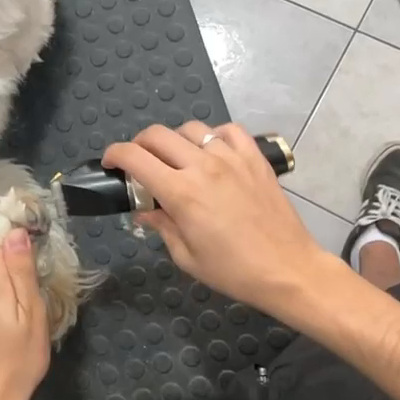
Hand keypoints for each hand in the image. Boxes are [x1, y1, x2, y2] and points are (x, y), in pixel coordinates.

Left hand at [0, 227, 49, 399]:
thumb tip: (16, 231)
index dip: (17, 226)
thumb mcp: (32, 313)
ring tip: (30, 268)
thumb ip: (22, 270)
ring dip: (5, 256)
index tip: (38, 229)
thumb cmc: (20, 357)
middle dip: (12, 240)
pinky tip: (13, 286)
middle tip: (40, 251)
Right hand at [104, 122, 331, 310]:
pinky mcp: (255, 158)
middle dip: (139, 144)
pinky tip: (213, 152)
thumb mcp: (186, 256)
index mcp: (180, 192)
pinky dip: (214, 136)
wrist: (288, 270)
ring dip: (175, 140)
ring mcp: (231, 158)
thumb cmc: (233, 271)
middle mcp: (202, 166)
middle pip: (157, 135)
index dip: (115, 154)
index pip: (135, 157)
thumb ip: (161, 226)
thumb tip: (144, 211)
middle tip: (139, 162)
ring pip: (191, 129)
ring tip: (177, 159)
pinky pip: (228, 131)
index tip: (110, 163)